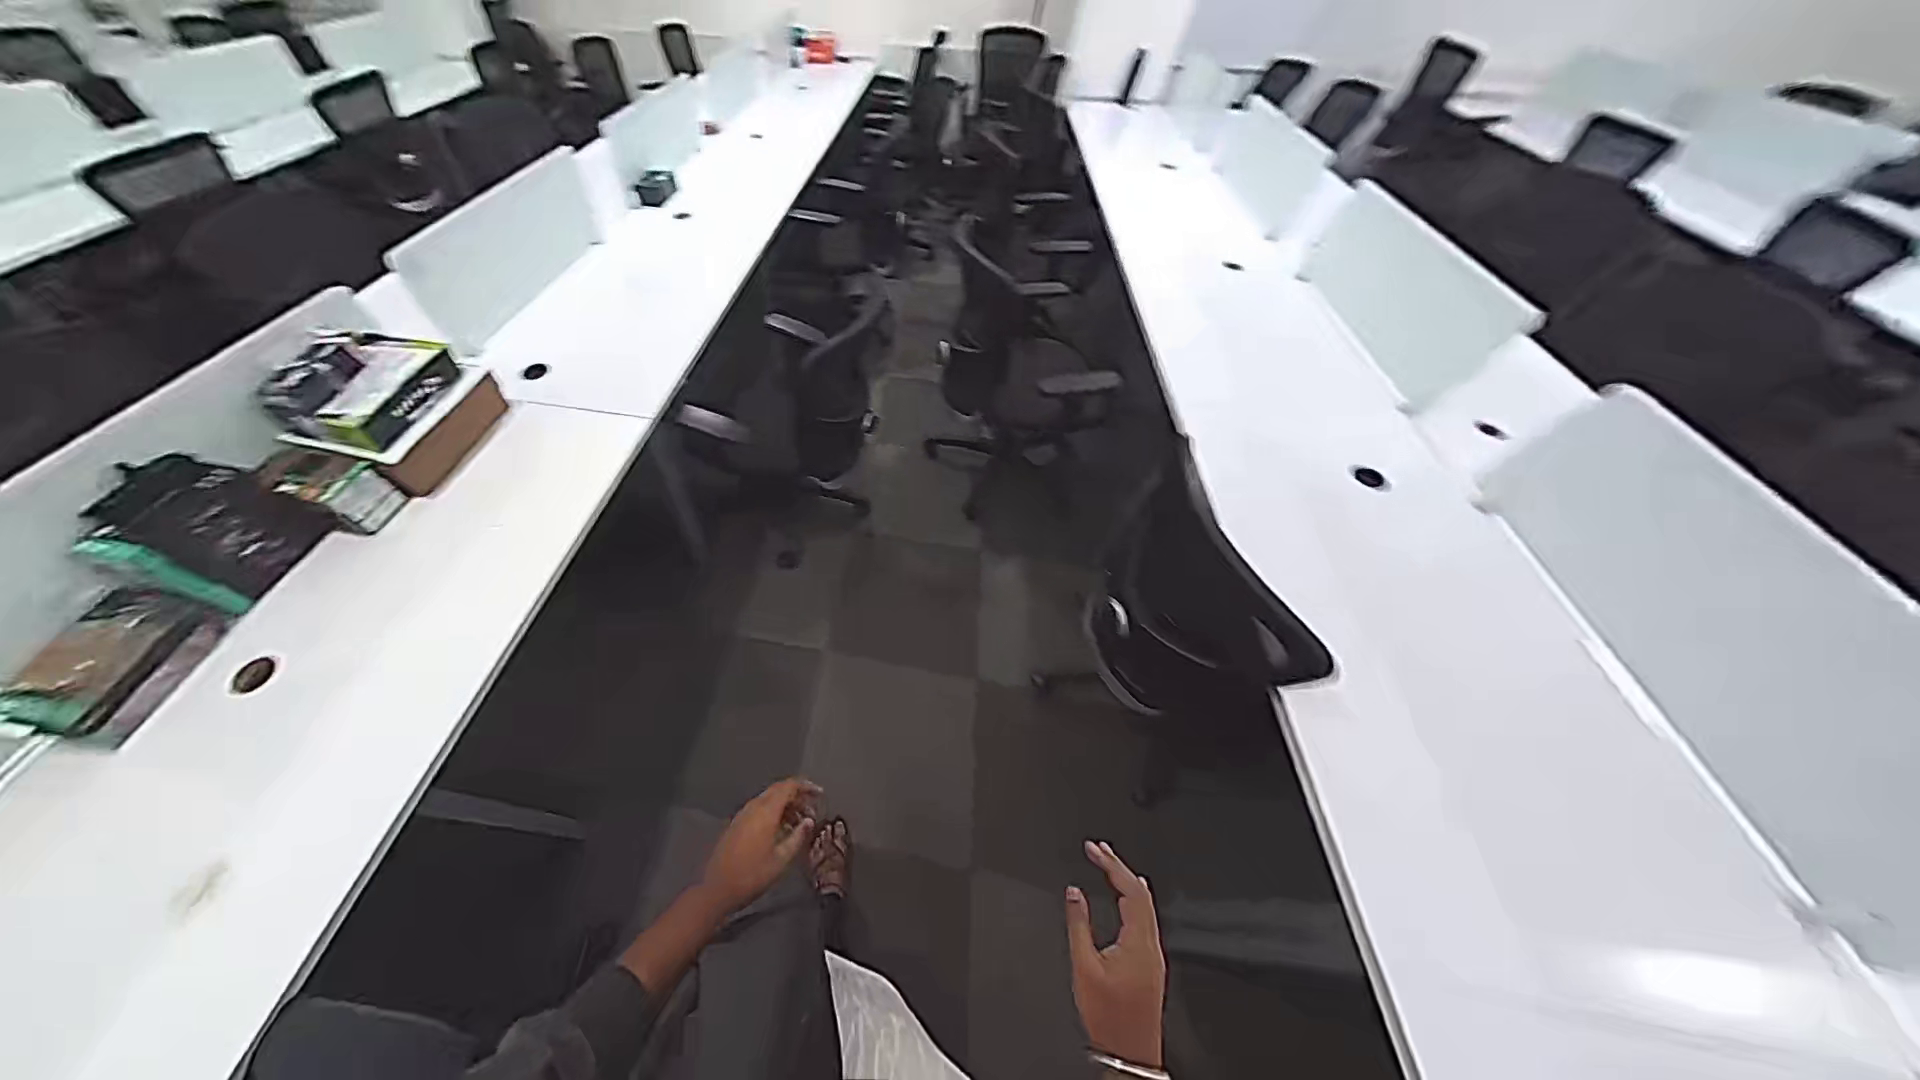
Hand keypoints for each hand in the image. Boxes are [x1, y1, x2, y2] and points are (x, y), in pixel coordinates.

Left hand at [700, 778, 820, 913]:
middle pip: (777, 789)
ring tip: (798, 819)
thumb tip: (809, 820)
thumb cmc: (752, 875)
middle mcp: (753, 807)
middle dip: (796, 794)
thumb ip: (798, 836)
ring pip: (767, 798)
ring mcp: (742, 815)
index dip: (805, 787)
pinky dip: (772, 811)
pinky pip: (758, 808)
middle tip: (810, 806)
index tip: (819, 794)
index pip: (788, 787)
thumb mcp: (781, 859)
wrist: (716, 890)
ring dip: (784, 803)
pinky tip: (780, 827)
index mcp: (765, 812)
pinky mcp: (736, 824)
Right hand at [1065, 841, 1165, 1068]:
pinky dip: (1134, 897)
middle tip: (1100, 849)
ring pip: (1146, 904)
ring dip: (1127, 880)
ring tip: (1110, 862)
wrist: (1129, 1052)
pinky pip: (1146, 917)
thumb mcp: (1085, 967)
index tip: (1094, 849)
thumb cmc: (1109, 1017)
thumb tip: (1074, 893)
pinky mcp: (1150, 961)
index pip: (1129, 889)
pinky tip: (1128, 894)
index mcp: (1138, 941)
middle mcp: (1151, 944)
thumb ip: (1078, 924)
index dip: (1111, 864)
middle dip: (1119, 866)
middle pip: (1141, 893)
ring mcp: (1153, 953)